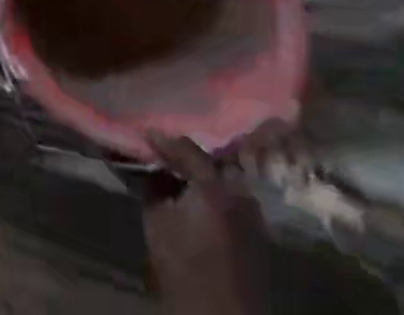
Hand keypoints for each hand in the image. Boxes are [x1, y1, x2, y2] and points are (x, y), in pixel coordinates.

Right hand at [143, 132, 267, 314]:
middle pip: (212, 160)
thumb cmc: (184, 270)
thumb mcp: (157, 223)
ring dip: (203, 173)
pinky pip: (234, 197)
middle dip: (189, 155)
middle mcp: (240, 192)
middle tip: (166, 155)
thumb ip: (154, 187)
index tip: (146, 134)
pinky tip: (198, 199)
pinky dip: (215, 191)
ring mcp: (253, 212)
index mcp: (215, 187)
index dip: (164, 140)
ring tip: (181, 175)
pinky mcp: (258, 232)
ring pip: (226, 178)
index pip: (188, 149)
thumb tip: (151, 167)